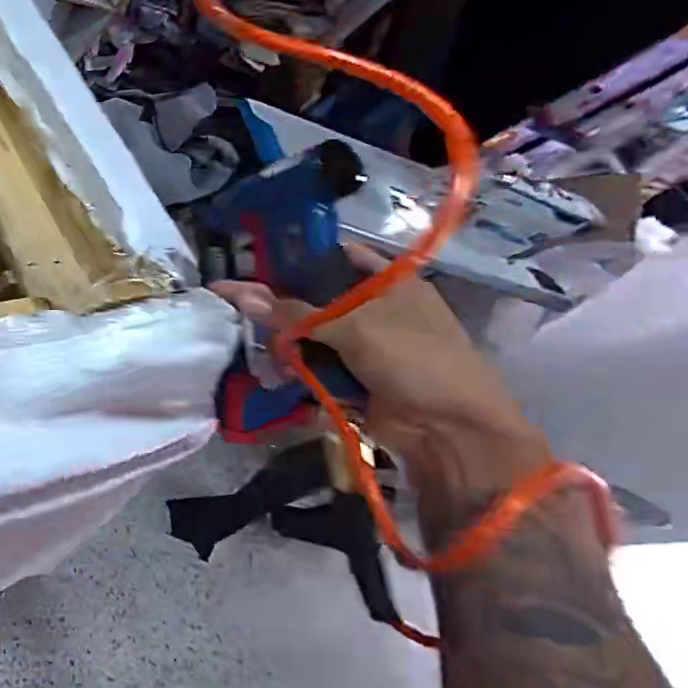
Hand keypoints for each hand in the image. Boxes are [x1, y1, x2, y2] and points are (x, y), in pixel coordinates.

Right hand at [208, 243, 549, 478]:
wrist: (449, 430)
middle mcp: (370, 308)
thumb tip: (239, 295)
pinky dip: (292, 366)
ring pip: (303, 333)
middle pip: (310, 298)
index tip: (254, 264)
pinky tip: (279, 373)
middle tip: (239, 310)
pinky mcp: (346, 374)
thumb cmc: (415, 362)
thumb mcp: (354, 328)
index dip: (295, 258)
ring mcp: (358, 344)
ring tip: (265, 353)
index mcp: (386, 283)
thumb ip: (294, 313)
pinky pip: (308, 362)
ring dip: (282, 343)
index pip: (333, 257)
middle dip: (277, 307)